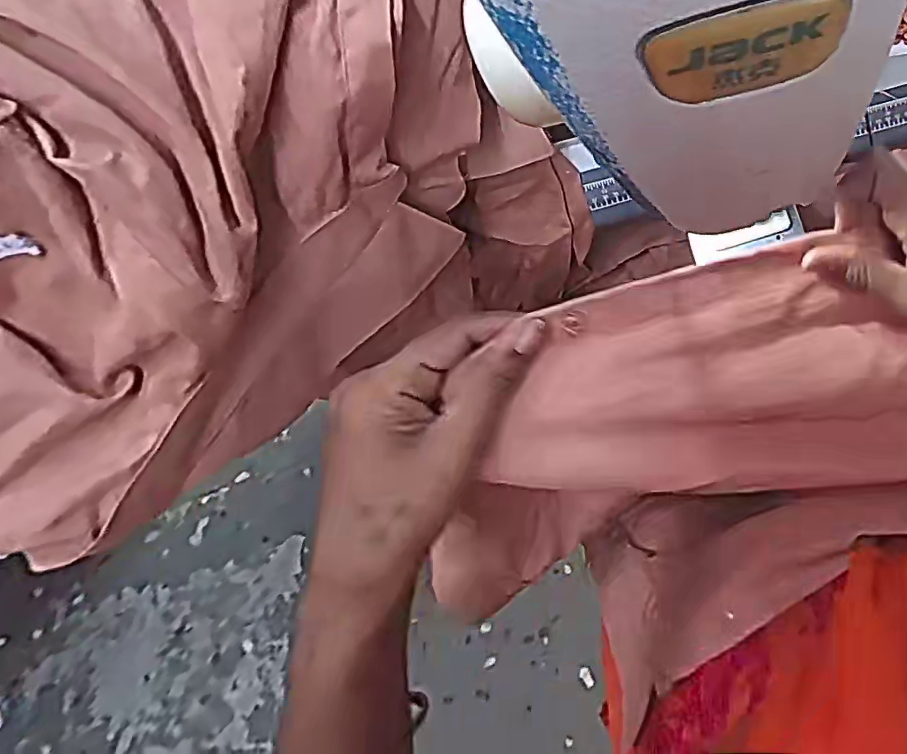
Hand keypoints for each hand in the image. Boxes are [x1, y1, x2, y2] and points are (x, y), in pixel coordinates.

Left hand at [306, 312, 545, 605]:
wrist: (360, 579)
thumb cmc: (408, 514)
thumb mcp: (459, 443)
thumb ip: (494, 380)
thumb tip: (530, 328)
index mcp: (378, 382)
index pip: (452, 333)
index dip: (502, 327)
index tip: (546, 331)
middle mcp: (365, 381)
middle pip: (443, 346)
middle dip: (492, 345)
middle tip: (538, 352)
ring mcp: (364, 400)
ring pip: (436, 365)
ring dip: (477, 366)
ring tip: (520, 370)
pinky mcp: (372, 419)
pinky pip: (425, 386)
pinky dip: (459, 386)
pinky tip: (484, 395)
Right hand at [801, 147, 906, 362]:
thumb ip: (859, 272)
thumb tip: (809, 258)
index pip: (870, 164)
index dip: (846, 188)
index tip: (843, 229)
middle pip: (879, 169)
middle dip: (856, 199)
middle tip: (856, 240)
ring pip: (892, 182)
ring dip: (874, 208)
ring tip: (876, 248)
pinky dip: (892, 216)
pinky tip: (898, 250)